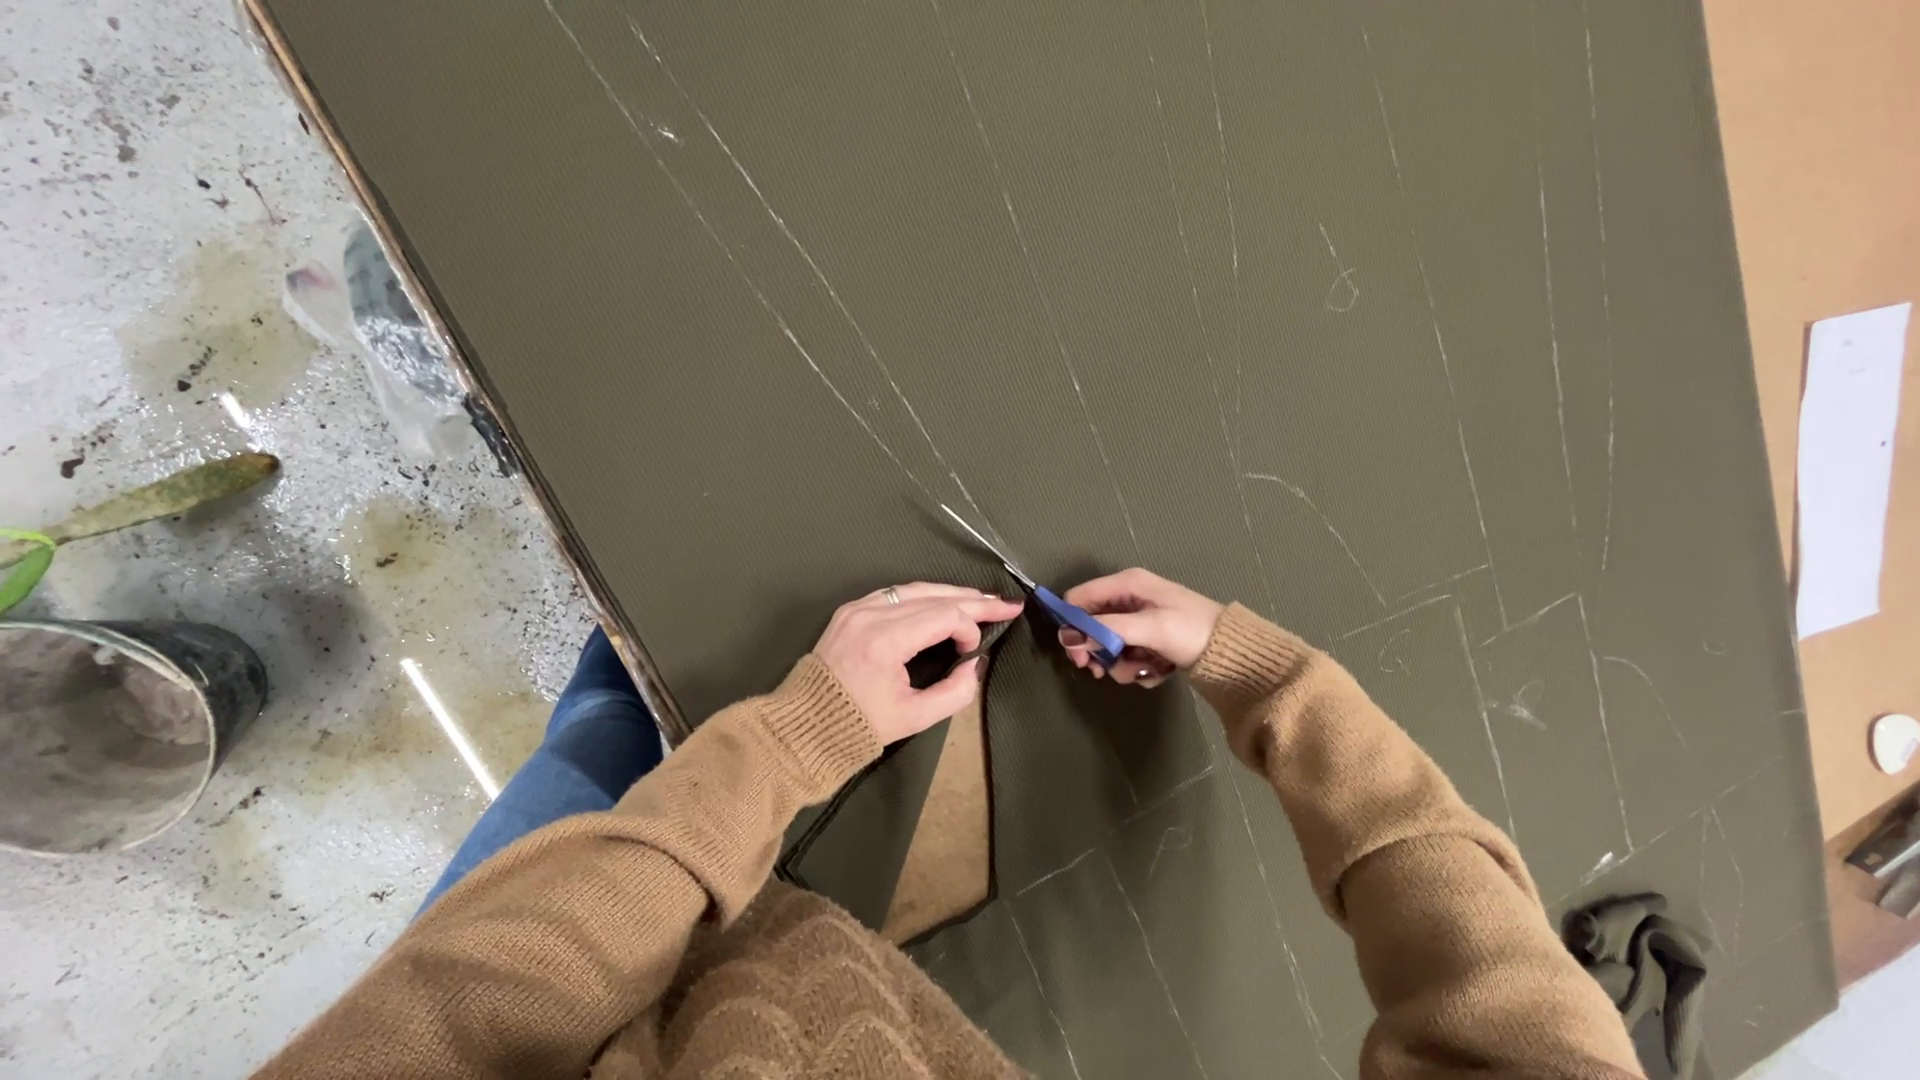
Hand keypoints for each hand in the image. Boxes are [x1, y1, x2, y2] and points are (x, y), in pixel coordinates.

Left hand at [814, 583, 1024, 744]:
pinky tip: (943, 601)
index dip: (970, 627)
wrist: (806, 722)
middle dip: (974, 600)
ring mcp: (858, 608)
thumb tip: (975, 663)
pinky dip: (924, 596)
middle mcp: (871, 614)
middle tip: (1006, 604)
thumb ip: (956, 691)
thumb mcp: (916, 717)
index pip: (943, 615)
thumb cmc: (860, 723)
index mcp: (885, 641)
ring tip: (981, 600)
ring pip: (915, 589)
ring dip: (950, 594)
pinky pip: (896, 593)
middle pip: (934, 595)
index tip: (974, 651)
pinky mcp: (851, 609)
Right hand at [1058, 568, 1225, 687]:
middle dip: (1098, 651)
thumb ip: (1107, 630)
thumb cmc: (1192, 632)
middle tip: (1099, 671)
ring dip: (1121, 664)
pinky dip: (1139, 667)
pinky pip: (1129, 656)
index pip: (1079, 598)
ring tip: (1144, 671)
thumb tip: (1067, 636)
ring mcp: (1139, 620)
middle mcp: (1129, 598)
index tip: (1077, 654)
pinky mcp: (1149, 640)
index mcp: (1127, 584)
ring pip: (1110, 646)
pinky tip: (1158, 671)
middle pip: (1091, 625)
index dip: (1072, 624)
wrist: (1235, 654)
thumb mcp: (1149, 628)